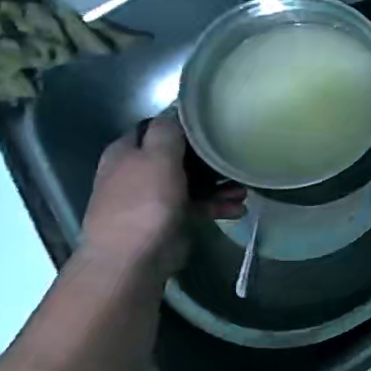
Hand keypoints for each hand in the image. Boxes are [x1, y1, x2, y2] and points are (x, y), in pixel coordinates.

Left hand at [79, 114, 242, 276]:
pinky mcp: (168, 223)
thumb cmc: (144, 202)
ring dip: (217, 186)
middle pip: (178, 157)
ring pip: (191, 184)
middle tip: (234, 157)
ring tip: (243, 189)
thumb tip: (174, 109)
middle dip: (208, 160)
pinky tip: (237, 209)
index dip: (182, 124)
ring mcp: (153, 199)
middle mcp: (137, 172)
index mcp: (126, 151)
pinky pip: (196, 207)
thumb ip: (167, 130)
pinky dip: (215, 207)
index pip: (156, 127)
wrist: (132, 261)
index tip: (211, 123)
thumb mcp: (157, 156)